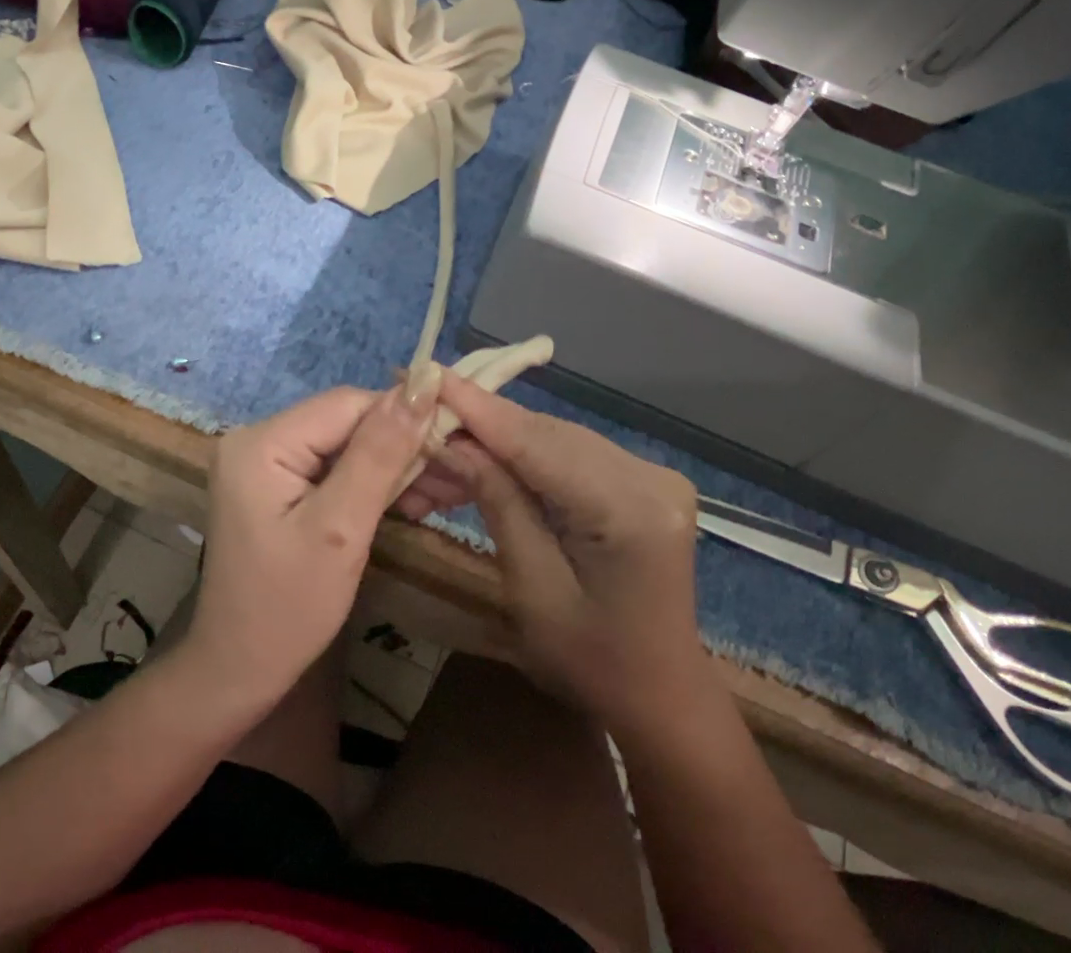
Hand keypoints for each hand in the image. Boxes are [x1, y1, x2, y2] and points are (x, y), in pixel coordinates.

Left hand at [190, 385, 435, 690]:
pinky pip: (332, 475)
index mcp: (261, 443)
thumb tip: (423, 385)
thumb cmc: (289, 607)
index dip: (406, 418)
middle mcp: (256, 442)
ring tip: (449, 496)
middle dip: (405, 449)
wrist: (241, 668)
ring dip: (395, 470)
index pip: (348, 404)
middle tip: (461, 479)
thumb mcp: (341, 528)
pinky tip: (413, 505)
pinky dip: (371, 488)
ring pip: (345, 450)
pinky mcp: (276, 493)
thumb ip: (380, 454)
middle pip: (346, 425)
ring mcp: (264, 468)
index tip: (458, 446)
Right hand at [430, 374, 707, 725]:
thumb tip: (453, 444)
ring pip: (553, 442)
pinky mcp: (640, 486)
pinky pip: (568, 460)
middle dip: (476, 427)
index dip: (477, 408)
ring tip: (432, 454)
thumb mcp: (532, 590)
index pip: (539, 443)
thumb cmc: (591, 662)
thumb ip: (500, 504)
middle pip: (546, 435)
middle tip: (412, 422)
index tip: (424, 376)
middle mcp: (650, 478)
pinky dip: (520, 461)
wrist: (659, 695)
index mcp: (631, 510)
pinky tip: (477, 467)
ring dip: (493, 445)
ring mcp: (650, 478)